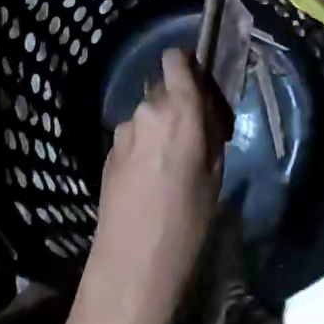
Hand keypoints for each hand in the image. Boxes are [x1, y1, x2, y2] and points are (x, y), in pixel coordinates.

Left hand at [87, 49, 227, 318]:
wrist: (131, 263)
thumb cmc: (187, 223)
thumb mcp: (216, 177)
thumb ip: (210, 134)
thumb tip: (207, 114)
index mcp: (179, 110)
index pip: (176, 59)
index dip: (188, 66)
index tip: (201, 87)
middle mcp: (146, 111)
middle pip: (164, 91)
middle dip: (179, 107)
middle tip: (196, 139)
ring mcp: (122, 131)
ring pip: (148, 117)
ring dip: (161, 130)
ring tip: (173, 167)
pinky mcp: (108, 152)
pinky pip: (134, 138)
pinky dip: (145, 148)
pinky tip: (151, 181)